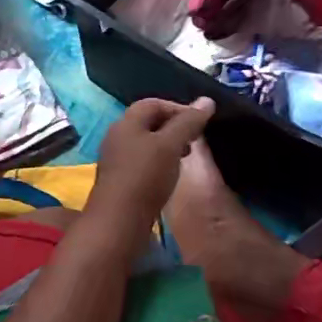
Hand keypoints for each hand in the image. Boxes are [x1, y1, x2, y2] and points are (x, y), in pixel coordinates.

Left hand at [89, 97, 214, 230]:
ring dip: (166, 147)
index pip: (153, 103)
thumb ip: (188, 123)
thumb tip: (207, 100)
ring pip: (145, 145)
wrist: (118, 221)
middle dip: (174, 128)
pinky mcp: (118, 181)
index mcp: (126, 123)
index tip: (199, 122)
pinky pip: (141, 163)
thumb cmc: (145, 177)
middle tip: (194, 140)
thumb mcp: (170, 145)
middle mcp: (116, 137)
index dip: (178, 108)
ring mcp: (115, 160)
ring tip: (184, 159)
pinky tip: (168, 177)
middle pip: (148, 123)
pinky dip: (158, 163)